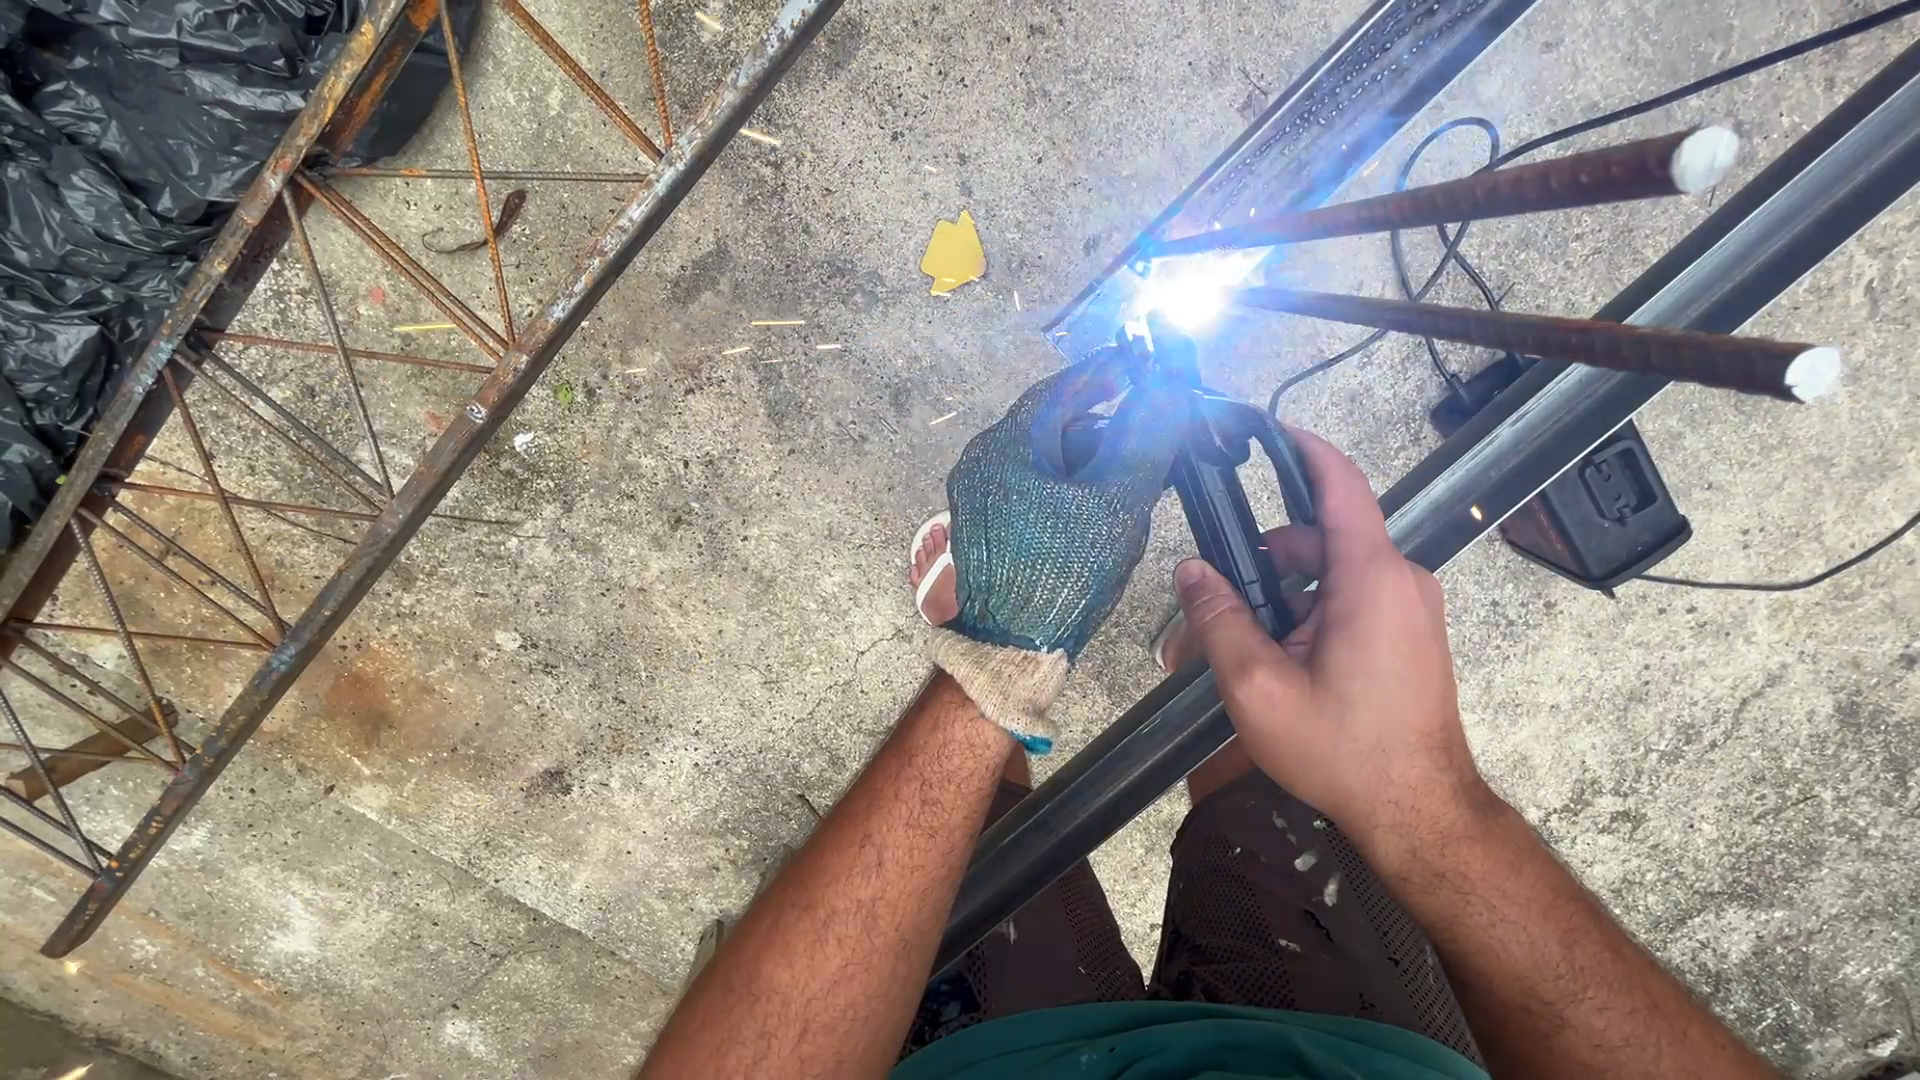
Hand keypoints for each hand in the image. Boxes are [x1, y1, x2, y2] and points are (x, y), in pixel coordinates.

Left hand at [931, 352, 1188, 749]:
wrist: (1008, 648)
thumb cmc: (1062, 574)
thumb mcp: (1115, 503)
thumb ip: (1145, 439)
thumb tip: (1168, 387)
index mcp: (1007, 444)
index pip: (1063, 386)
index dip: (1109, 371)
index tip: (1146, 362)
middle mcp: (984, 459)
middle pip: (1054, 421)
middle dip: (1107, 421)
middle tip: (1152, 425)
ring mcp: (981, 492)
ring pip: (1046, 455)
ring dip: (1091, 456)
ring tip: (1135, 471)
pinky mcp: (987, 520)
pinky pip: (1035, 484)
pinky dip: (1071, 483)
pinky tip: (1104, 499)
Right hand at [1169, 427, 1493, 844]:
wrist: (1419, 813)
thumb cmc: (1340, 748)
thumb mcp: (1258, 685)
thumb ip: (1218, 619)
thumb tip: (1190, 569)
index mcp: (1369, 578)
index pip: (1340, 486)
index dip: (1303, 450)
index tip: (1267, 431)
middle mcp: (1399, 580)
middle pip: (1319, 537)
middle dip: (1263, 558)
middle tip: (1214, 601)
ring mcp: (1408, 609)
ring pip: (1331, 572)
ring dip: (1283, 592)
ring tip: (1242, 645)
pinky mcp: (1408, 633)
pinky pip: (1350, 598)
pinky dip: (1308, 611)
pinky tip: (1280, 658)